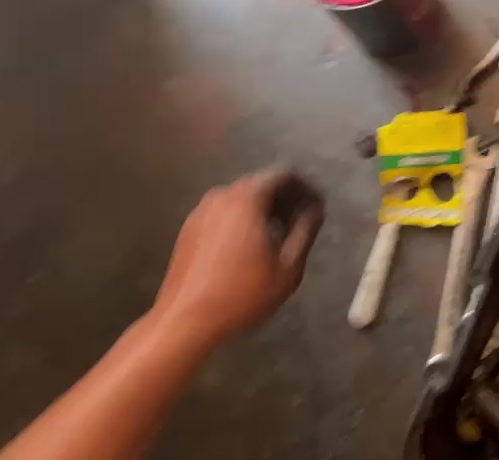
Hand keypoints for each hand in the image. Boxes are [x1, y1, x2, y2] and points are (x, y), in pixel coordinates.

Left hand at [151, 169, 323, 343]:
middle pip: (263, 184)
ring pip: (243, 199)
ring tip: (277, 240)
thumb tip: (315, 209)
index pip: (285, 175)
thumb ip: (306, 230)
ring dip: (264, 211)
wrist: (182, 324)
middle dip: (286, 201)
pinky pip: (224, 214)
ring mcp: (201, 211)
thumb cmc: (241, 294)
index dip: (306, 189)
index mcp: (248, 197)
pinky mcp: (189, 229)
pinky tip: (248, 250)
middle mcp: (222, 195)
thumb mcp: (288, 267)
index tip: (317, 211)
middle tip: (300, 226)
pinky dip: (242, 221)